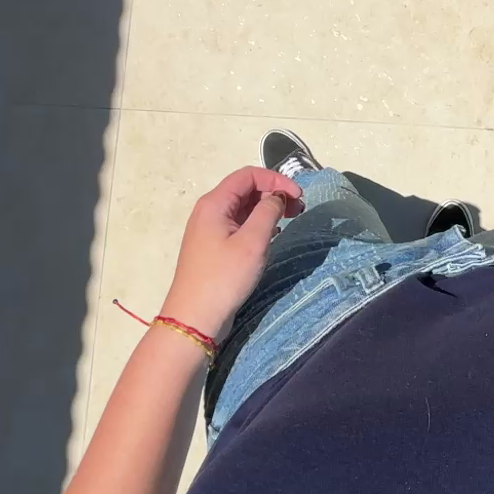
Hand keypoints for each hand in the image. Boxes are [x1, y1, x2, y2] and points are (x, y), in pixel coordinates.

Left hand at [159, 167, 303, 339]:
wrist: (195, 318)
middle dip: (274, 193)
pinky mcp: (215, 247)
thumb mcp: (253, 241)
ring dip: (268, 208)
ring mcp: (210, 229)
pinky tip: (273, 234)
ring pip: (244, 207)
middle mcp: (210, 211)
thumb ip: (269, 211)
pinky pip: (240, 224)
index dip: (276, 180)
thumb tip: (278, 196)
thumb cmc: (224, 277)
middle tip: (299, 209)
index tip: (298, 196)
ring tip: (290, 219)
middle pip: (246, 189)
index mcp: (215, 203)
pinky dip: (259, 223)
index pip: (249, 175)